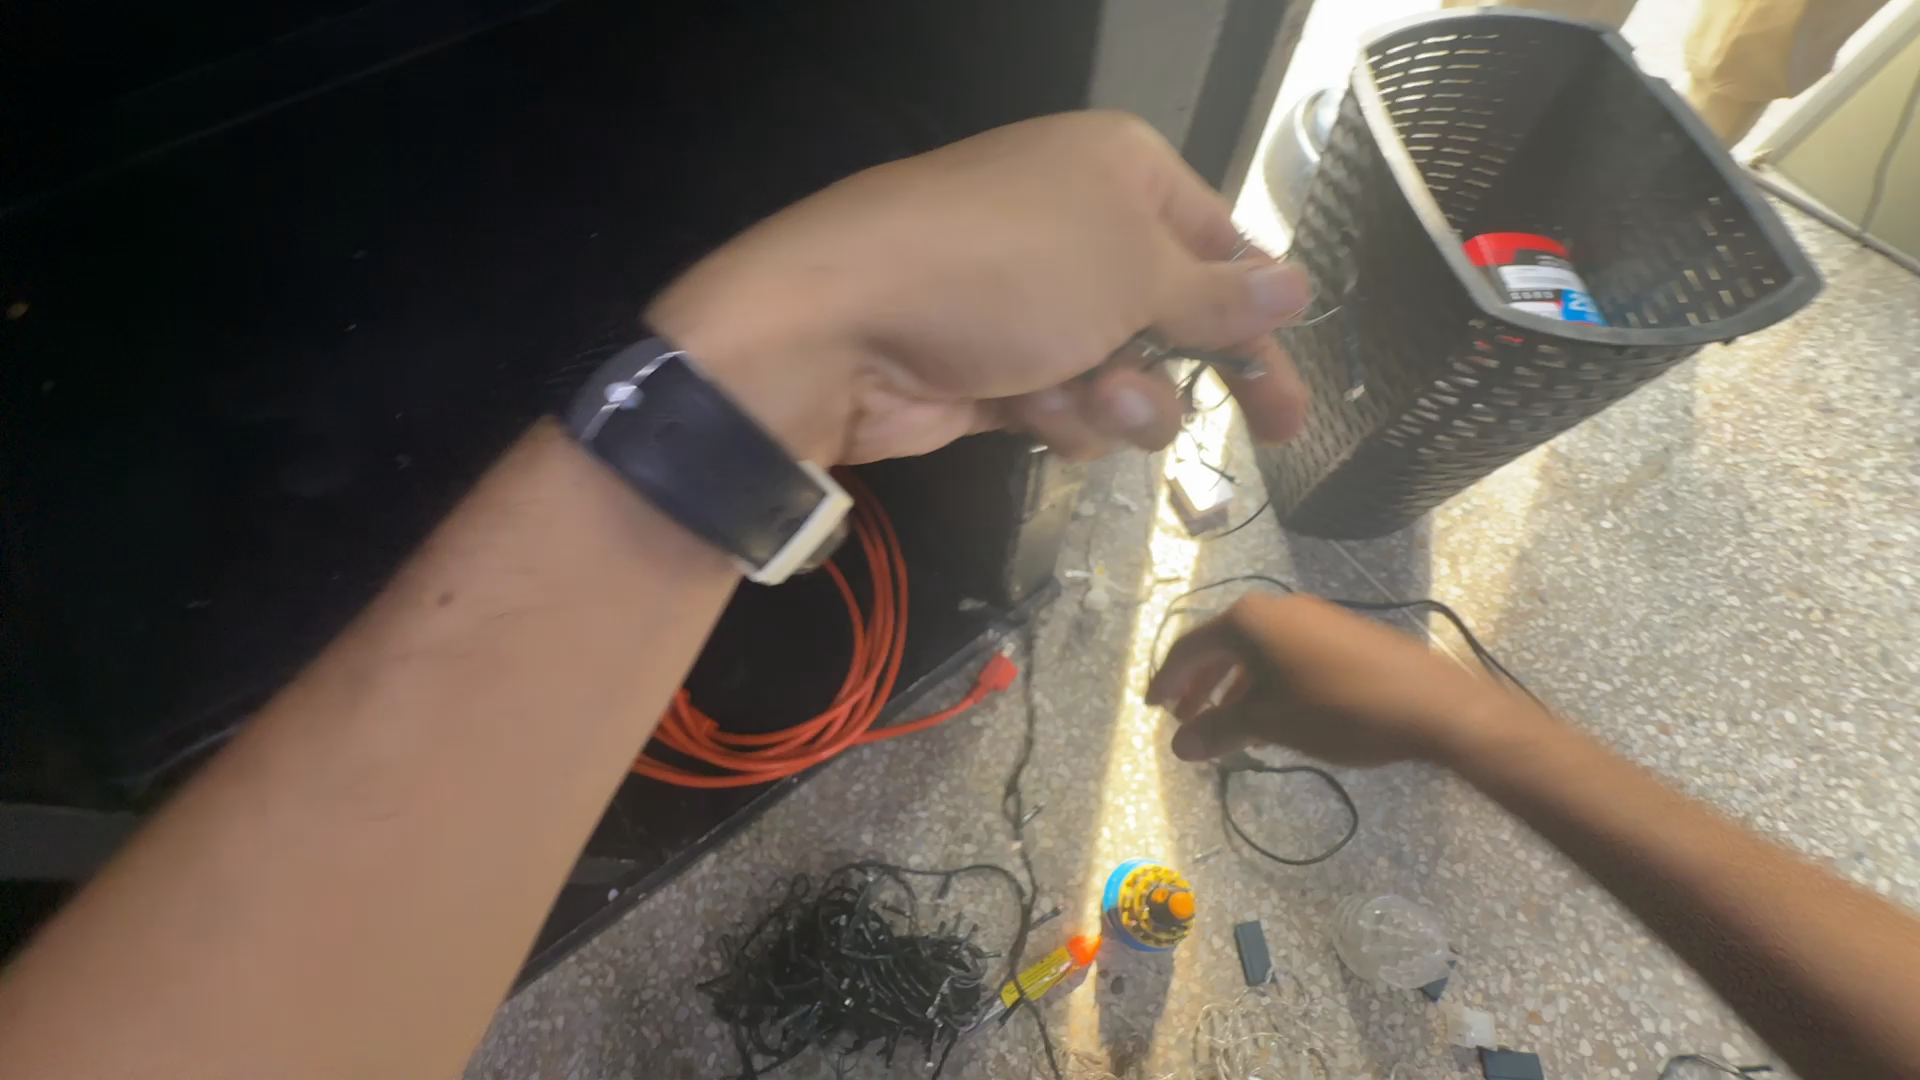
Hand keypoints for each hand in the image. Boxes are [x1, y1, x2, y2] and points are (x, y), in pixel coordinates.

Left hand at [645, 111, 1313, 463]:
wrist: (847, 330)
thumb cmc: (1004, 275)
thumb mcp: (1129, 272)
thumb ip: (1216, 293)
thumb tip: (1297, 287)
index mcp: (1121, 175)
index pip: (1222, 245)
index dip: (1262, 319)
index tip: (1289, 398)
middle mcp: (1078, 234)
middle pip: (1175, 320)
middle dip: (1193, 372)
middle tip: (1267, 429)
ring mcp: (1031, 308)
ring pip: (1122, 376)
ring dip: (1122, 402)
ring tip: (1091, 402)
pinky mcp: (996, 370)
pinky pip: (1064, 406)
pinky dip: (1061, 419)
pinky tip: (1038, 415)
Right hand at [1145, 593, 1530, 766]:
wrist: (1433, 704)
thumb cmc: (1337, 709)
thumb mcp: (1267, 722)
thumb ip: (1217, 730)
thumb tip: (1178, 746)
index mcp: (1247, 620)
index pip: (1189, 648)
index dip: (1167, 680)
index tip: (1153, 707)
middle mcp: (1273, 608)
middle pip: (1219, 646)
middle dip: (1198, 684)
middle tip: (1182, 716)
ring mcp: (1309, 617)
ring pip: (1253, 651)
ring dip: (1231, 686)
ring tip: (1225, 722)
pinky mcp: (1338, 633)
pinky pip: (1283, 653)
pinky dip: (1264, 681)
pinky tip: (1271, 712)